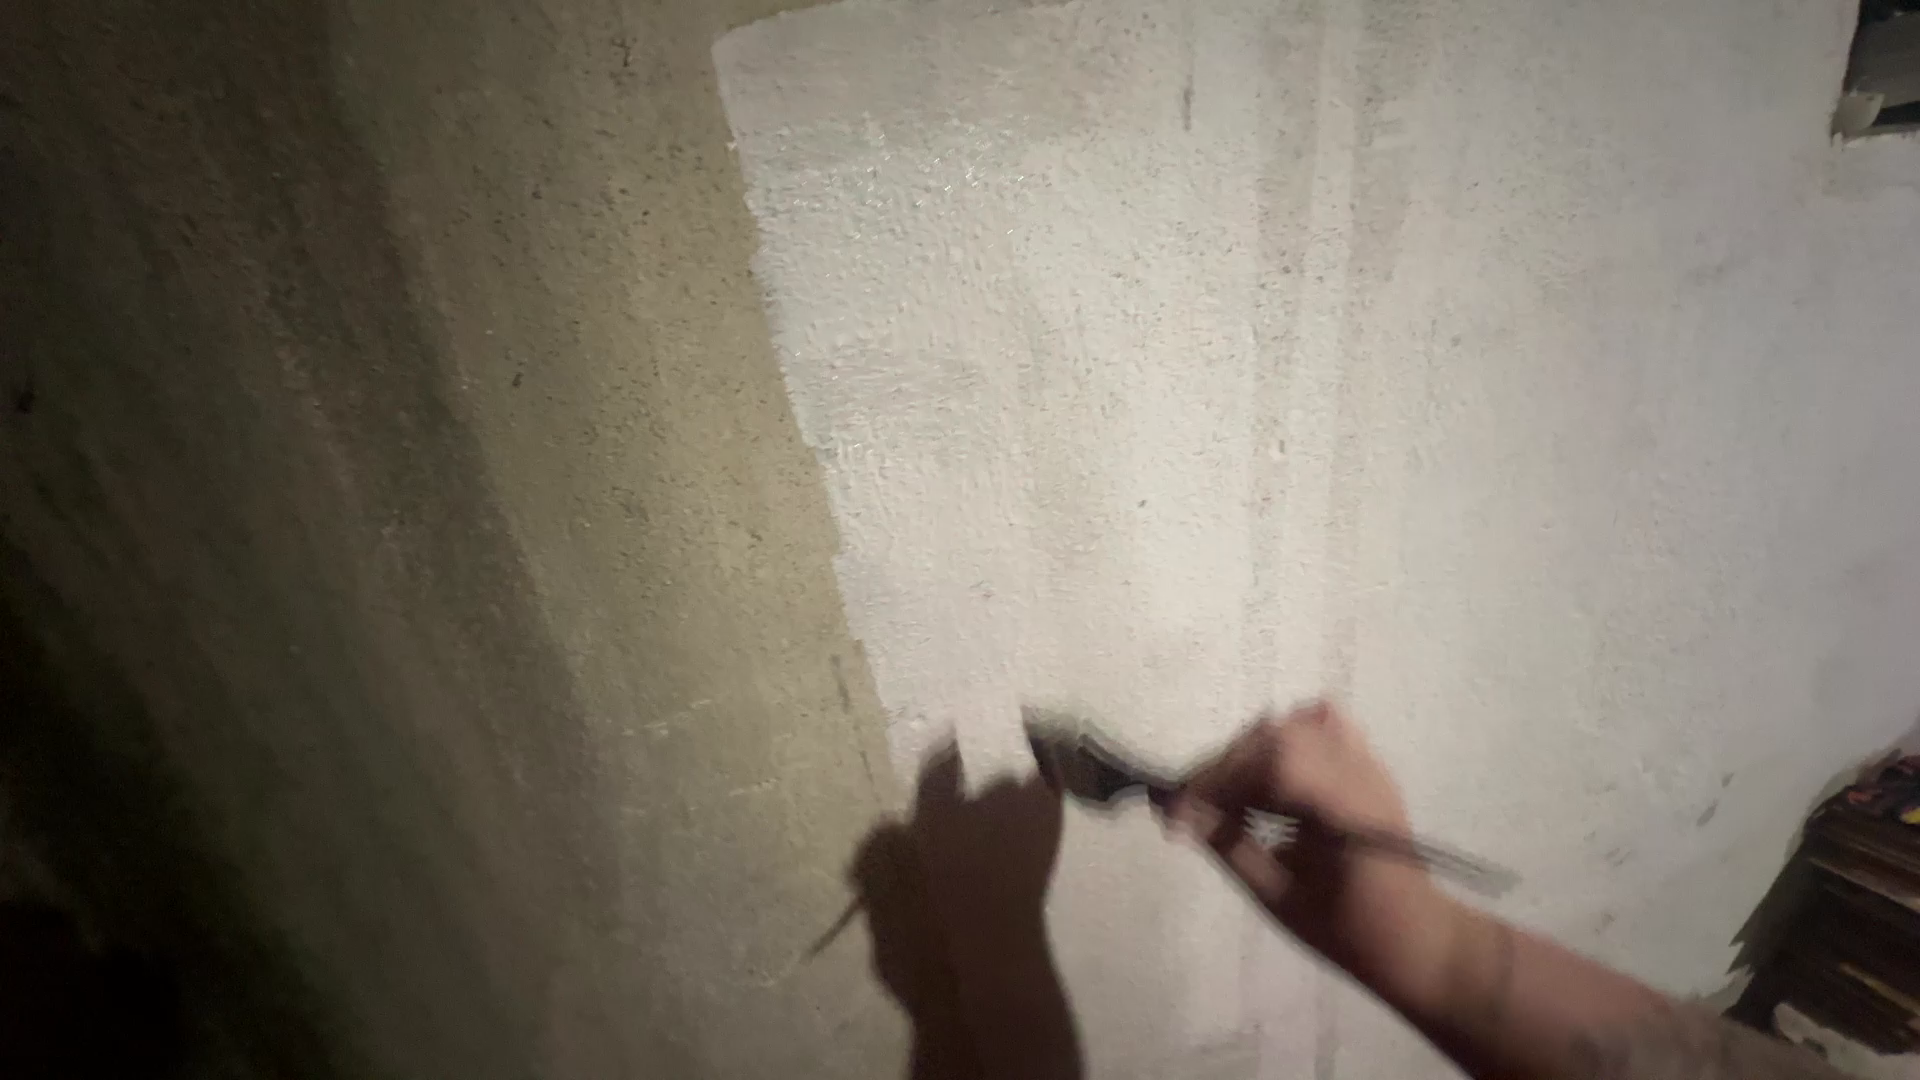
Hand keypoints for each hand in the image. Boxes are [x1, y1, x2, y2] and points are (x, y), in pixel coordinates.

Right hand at [1169, 701, 1454, 997]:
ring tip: (1230, 794)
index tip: (1175, 813)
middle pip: (1275, 737)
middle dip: (1223, 767)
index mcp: (1348, 812)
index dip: (1214, 780)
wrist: (1420, 941)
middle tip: (1195, 808)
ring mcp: (1366, 761)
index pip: (1270, 765)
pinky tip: (1270, 769)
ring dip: (1248, 753)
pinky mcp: (1364, 760)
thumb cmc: (1351, 932)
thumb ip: (1228, 846)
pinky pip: (1320, 722)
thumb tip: (1178, 811)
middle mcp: (1360, 773)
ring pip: (1291, 725)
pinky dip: (1285, 734)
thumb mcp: (1280, 899)